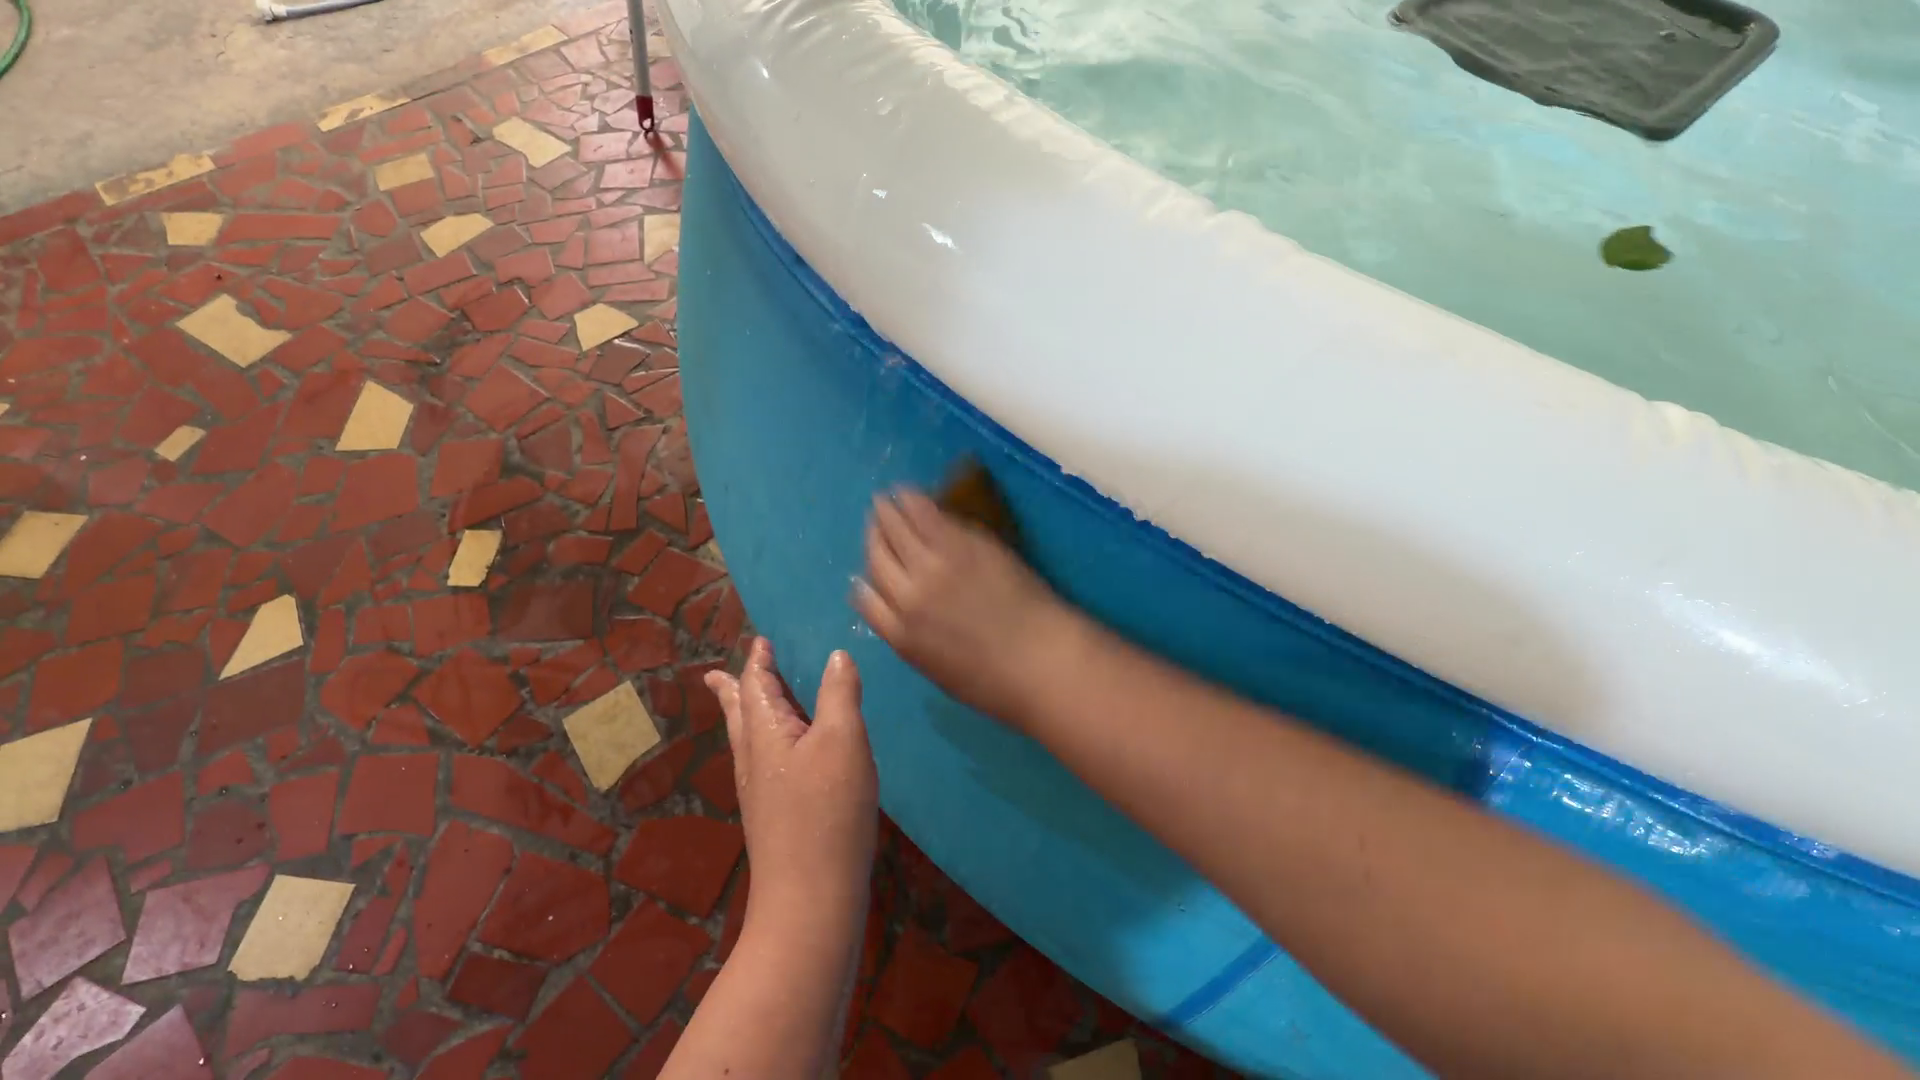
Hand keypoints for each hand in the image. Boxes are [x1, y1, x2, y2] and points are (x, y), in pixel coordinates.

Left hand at [705, 639, 877, 921]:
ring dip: (746, 713)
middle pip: (740, 712)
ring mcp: (761, 790)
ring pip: (749, 739)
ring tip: (742, 702)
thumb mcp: (843, 741)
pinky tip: (783, 753)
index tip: (761, 640)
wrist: (811, 896)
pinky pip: (764, 760)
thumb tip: (836, 655)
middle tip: (719, 673)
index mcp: (765, 732)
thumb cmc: (828, 811)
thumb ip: (840, 694)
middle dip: (734, 690)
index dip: (759, 660)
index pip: (755, 683)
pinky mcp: (775, 814)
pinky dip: (767, 740)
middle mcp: (754, 757)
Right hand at [856, 489, 1079, 728]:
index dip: (867, 581)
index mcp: (900, 637)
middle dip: (873, 538)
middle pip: (876, 559)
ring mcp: (931, 567)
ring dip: (886, 513)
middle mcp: (906, 597)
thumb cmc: (1000, 682)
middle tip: (876, 521)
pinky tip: (907, 492)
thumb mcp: (942, 673)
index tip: (870, 571)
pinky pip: (924, 516)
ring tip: (884, 499)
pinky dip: (911, 502)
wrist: (1040, 660)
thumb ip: (917, 643)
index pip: (865, 600)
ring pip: (895, 532)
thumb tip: (908, 621)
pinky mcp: (958, 544)